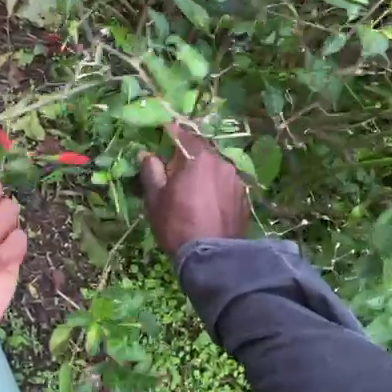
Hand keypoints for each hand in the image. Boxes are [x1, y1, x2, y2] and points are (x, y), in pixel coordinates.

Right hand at [139, 124, 249, 254]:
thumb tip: (147, 155)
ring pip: (215, 166)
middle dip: (187, 153)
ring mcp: (235, 179)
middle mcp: (220, 162)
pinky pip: (225, 182)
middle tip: (175, 164)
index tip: (163, 131)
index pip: (182, 134)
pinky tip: (208, 200)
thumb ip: (151, 171)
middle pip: (201, 149)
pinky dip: (215, 185)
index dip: (171, 132)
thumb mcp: (156, 199)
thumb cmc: (177, 225)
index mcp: (197, 157)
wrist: (213, 259)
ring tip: (192, 186)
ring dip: (203, 170)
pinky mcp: (244, 196)